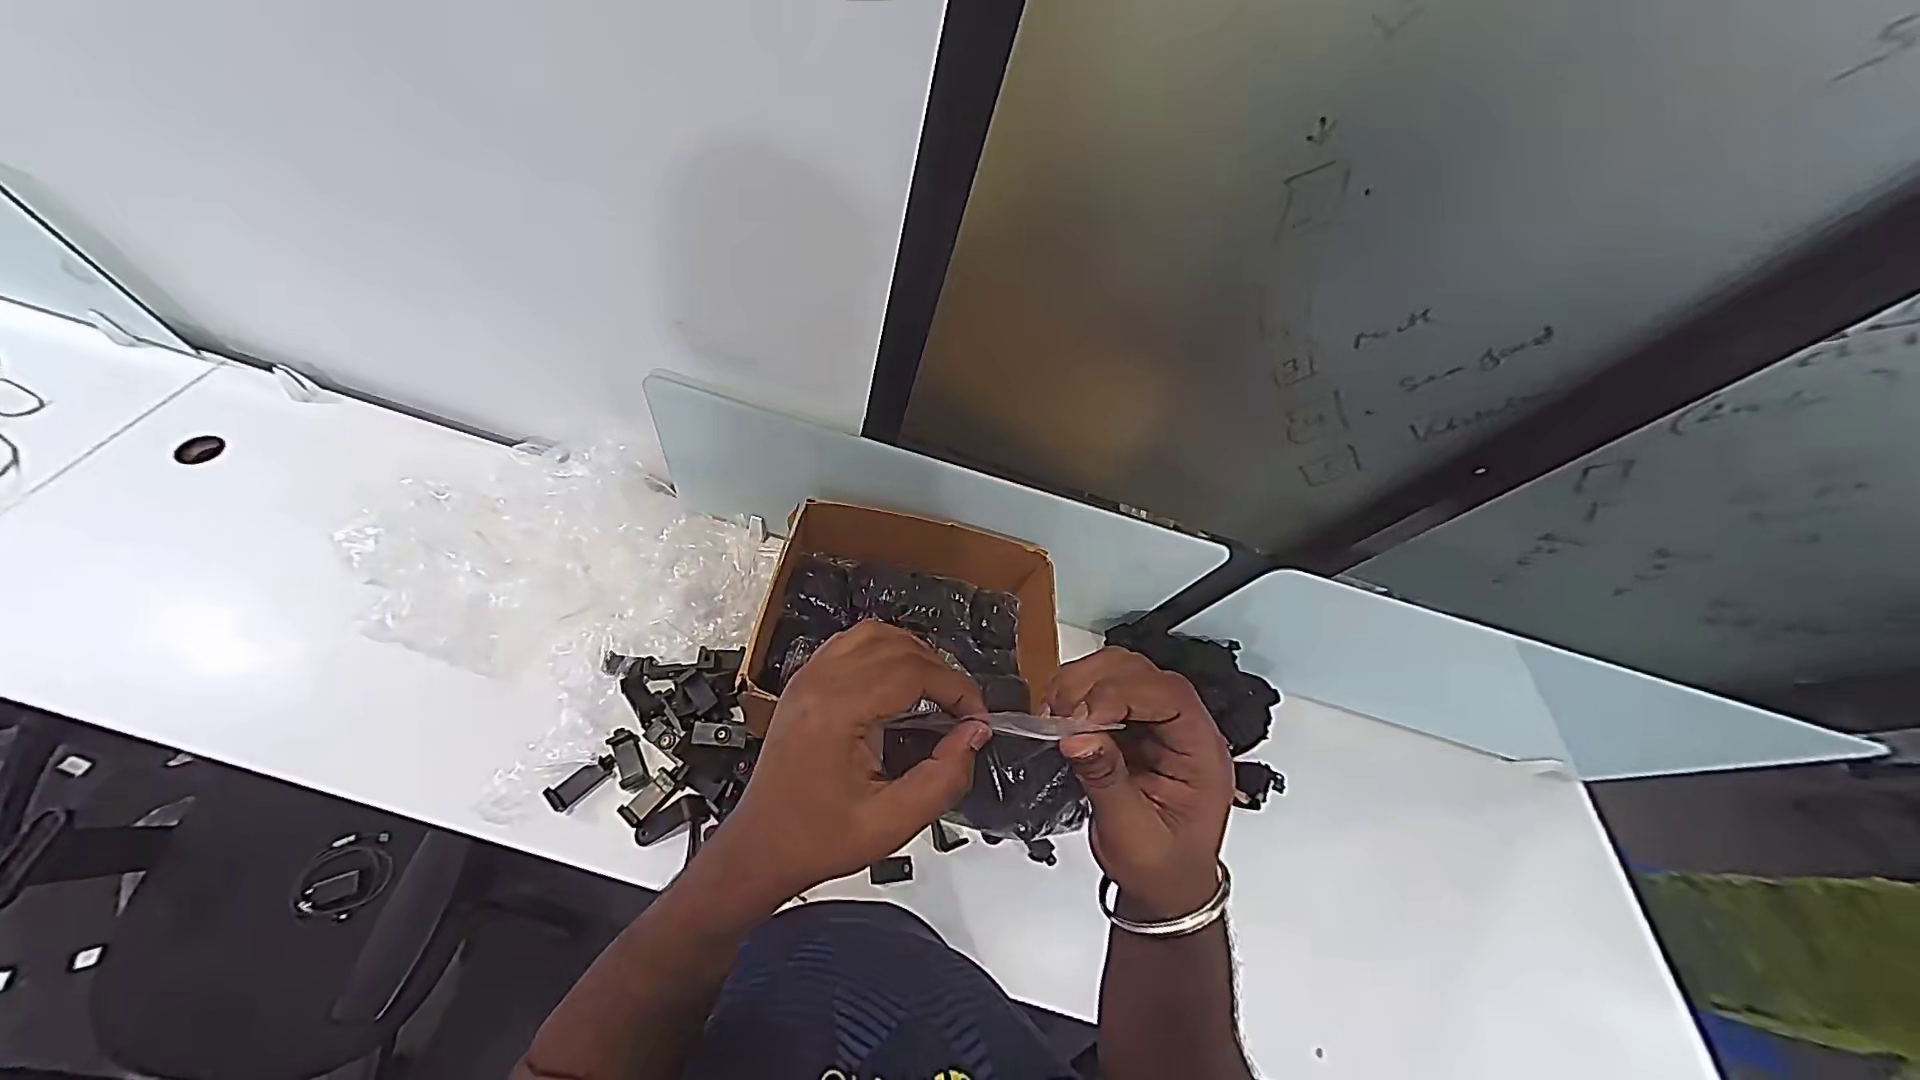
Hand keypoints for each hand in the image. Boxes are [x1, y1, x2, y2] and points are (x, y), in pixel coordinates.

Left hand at [705, 620, 990, 904]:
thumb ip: (944, 777)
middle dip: (942, 672)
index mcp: (835, 712)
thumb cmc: (812, 838)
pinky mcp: (806, 682)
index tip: (975, 717)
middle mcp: (817, 684)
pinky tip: (899, 682)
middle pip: (898, 645)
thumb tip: (973, 735)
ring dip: (915, 654)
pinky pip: (852, 642)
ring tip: (936, 691)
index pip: (913, 670)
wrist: (761, 847)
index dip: (957, 689)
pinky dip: (886, 651)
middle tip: (962, 710)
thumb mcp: (893, 823)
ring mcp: (808, 678)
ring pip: (876, 633)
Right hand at [1049, 647, 1233, 920]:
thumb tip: (1077, 737)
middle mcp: (1181, 727)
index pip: (1168, 695)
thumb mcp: (1133, 834)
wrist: (1164, 884)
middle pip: (1140, 672)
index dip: (1121, 694)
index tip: (1081, 716)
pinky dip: (1073, 693)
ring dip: (1080, 684)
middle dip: (1094, 683)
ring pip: (1118, 670)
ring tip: (1056, 716)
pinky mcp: (1129, 723)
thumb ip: (1106, 781)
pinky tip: (1059, 717)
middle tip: (1061, 714)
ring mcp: (1155, 722)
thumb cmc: (1162, 866)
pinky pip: (1100, 688)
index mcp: (1200, 752)